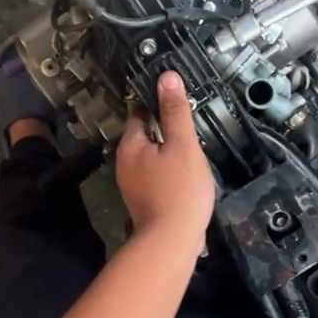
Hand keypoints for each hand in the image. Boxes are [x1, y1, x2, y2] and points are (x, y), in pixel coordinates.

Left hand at [115, 72, 214, 246]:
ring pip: (152, 155)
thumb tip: (167, 77)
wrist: (172, 241)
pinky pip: (156, 174)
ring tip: (193, 147)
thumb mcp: (182, 144)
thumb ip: (175, 111)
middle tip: (191, 122)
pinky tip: (187, 172)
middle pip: (145, 134)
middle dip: (165, 127)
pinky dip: (169, 168)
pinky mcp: (144, 199)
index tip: (177, 97)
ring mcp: (132, 183)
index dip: (157, 101)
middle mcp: (125, 162)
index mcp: (130, 145)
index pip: (139, 111)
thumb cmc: (179, 189)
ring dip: (168, 149)